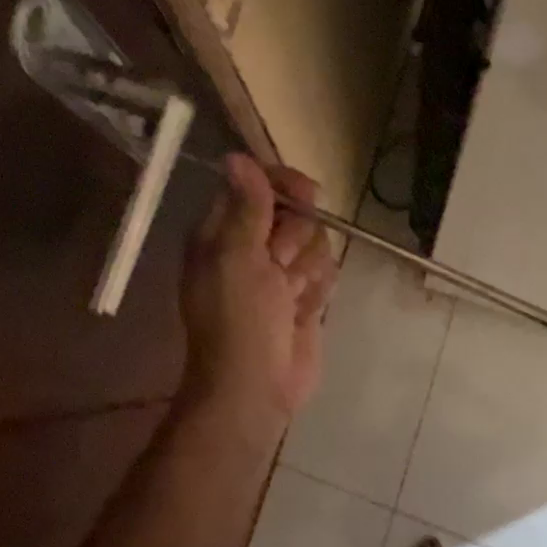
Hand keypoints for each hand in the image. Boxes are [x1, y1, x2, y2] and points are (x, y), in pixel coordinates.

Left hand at [180, 154, 337, 423]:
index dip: (283, 185)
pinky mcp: (303, 295)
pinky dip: (318, 289)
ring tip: (289, 296)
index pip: (257, 184)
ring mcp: (279, 271)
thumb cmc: (238, 321)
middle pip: (294, 211)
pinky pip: (325, 271)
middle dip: (296, 237)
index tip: (305, 193)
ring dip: (307, 267)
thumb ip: (245, 207)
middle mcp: (250, 245)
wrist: (256, 389)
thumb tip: (236, 157)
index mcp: (221, 232)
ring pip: (315, 241)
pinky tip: (303, 309)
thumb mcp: (236, 258)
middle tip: (279, 265)